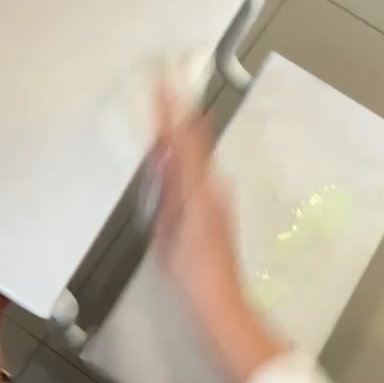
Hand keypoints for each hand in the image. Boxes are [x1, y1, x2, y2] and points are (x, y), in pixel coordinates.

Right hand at [150, 86, 287, 382]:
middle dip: (175, 114)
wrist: (222, 301)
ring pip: (194, 156)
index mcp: (198, 191)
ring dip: (177, 134)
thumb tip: (161, 158)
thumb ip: (165, 193)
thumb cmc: (193, 274)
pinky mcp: (215, 208)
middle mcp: (212, 187)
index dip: (171, 109)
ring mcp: (216, 197)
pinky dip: (182, 156)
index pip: (182, 140)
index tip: (163, 80)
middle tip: (161, 85)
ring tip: (162, 111)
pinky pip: (196, 171)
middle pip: (192, 142)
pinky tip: (170, 155)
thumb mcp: (167, 234)